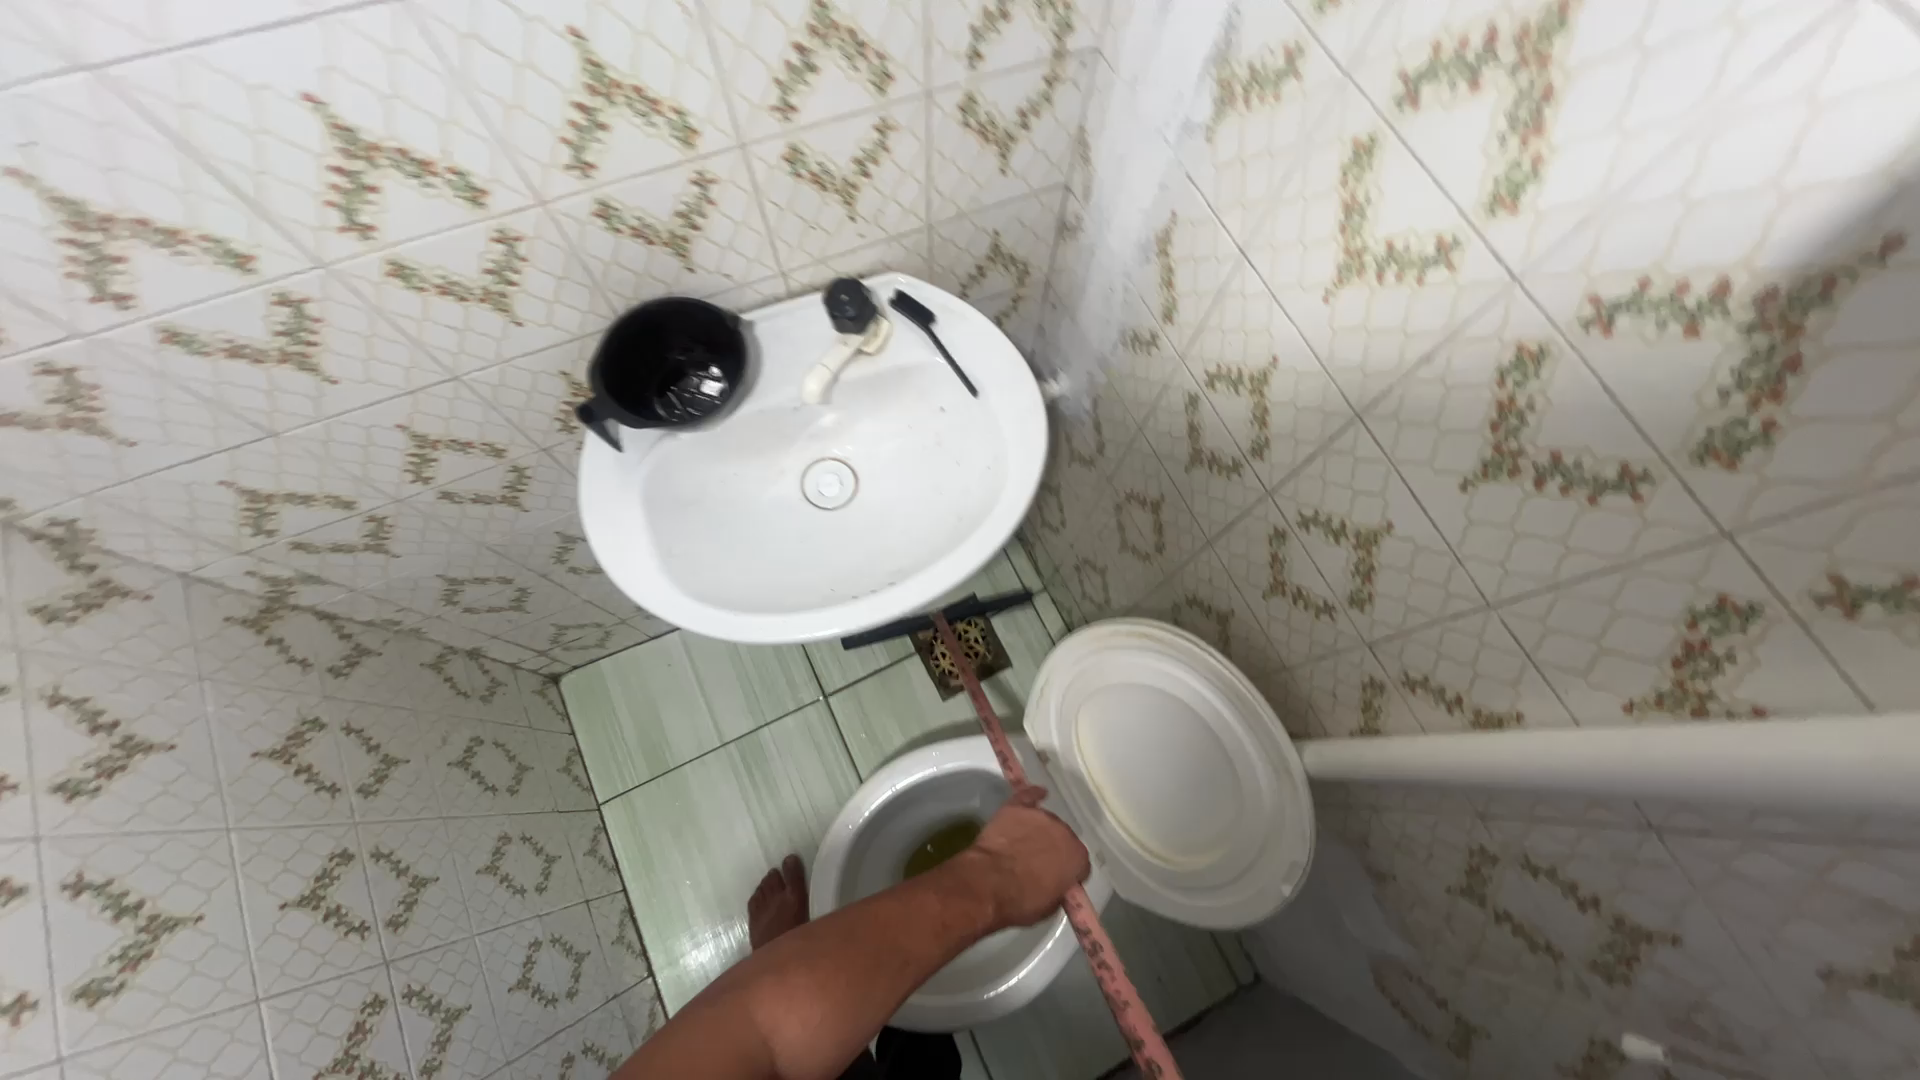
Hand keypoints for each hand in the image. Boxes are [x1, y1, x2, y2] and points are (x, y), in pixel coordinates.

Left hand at [960, 786, 1089, 930]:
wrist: (988, 883)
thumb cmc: (1020, 902)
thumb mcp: (1049, 906)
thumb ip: (1060, 888)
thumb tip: (1056, 883)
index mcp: (1077, 858)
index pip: (1079, 863)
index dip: (1068, 872)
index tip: (1057, 879)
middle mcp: (1064, 832)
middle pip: (1063, 838)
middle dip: (1053, 848)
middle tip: (1036, 862)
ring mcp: (1040, 816)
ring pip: (1045, 820)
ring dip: (1039, 829)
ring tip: (1023, 842)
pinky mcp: (1017, 807)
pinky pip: (1029, 795)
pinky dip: (1033, 794)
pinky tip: (1038, 793)